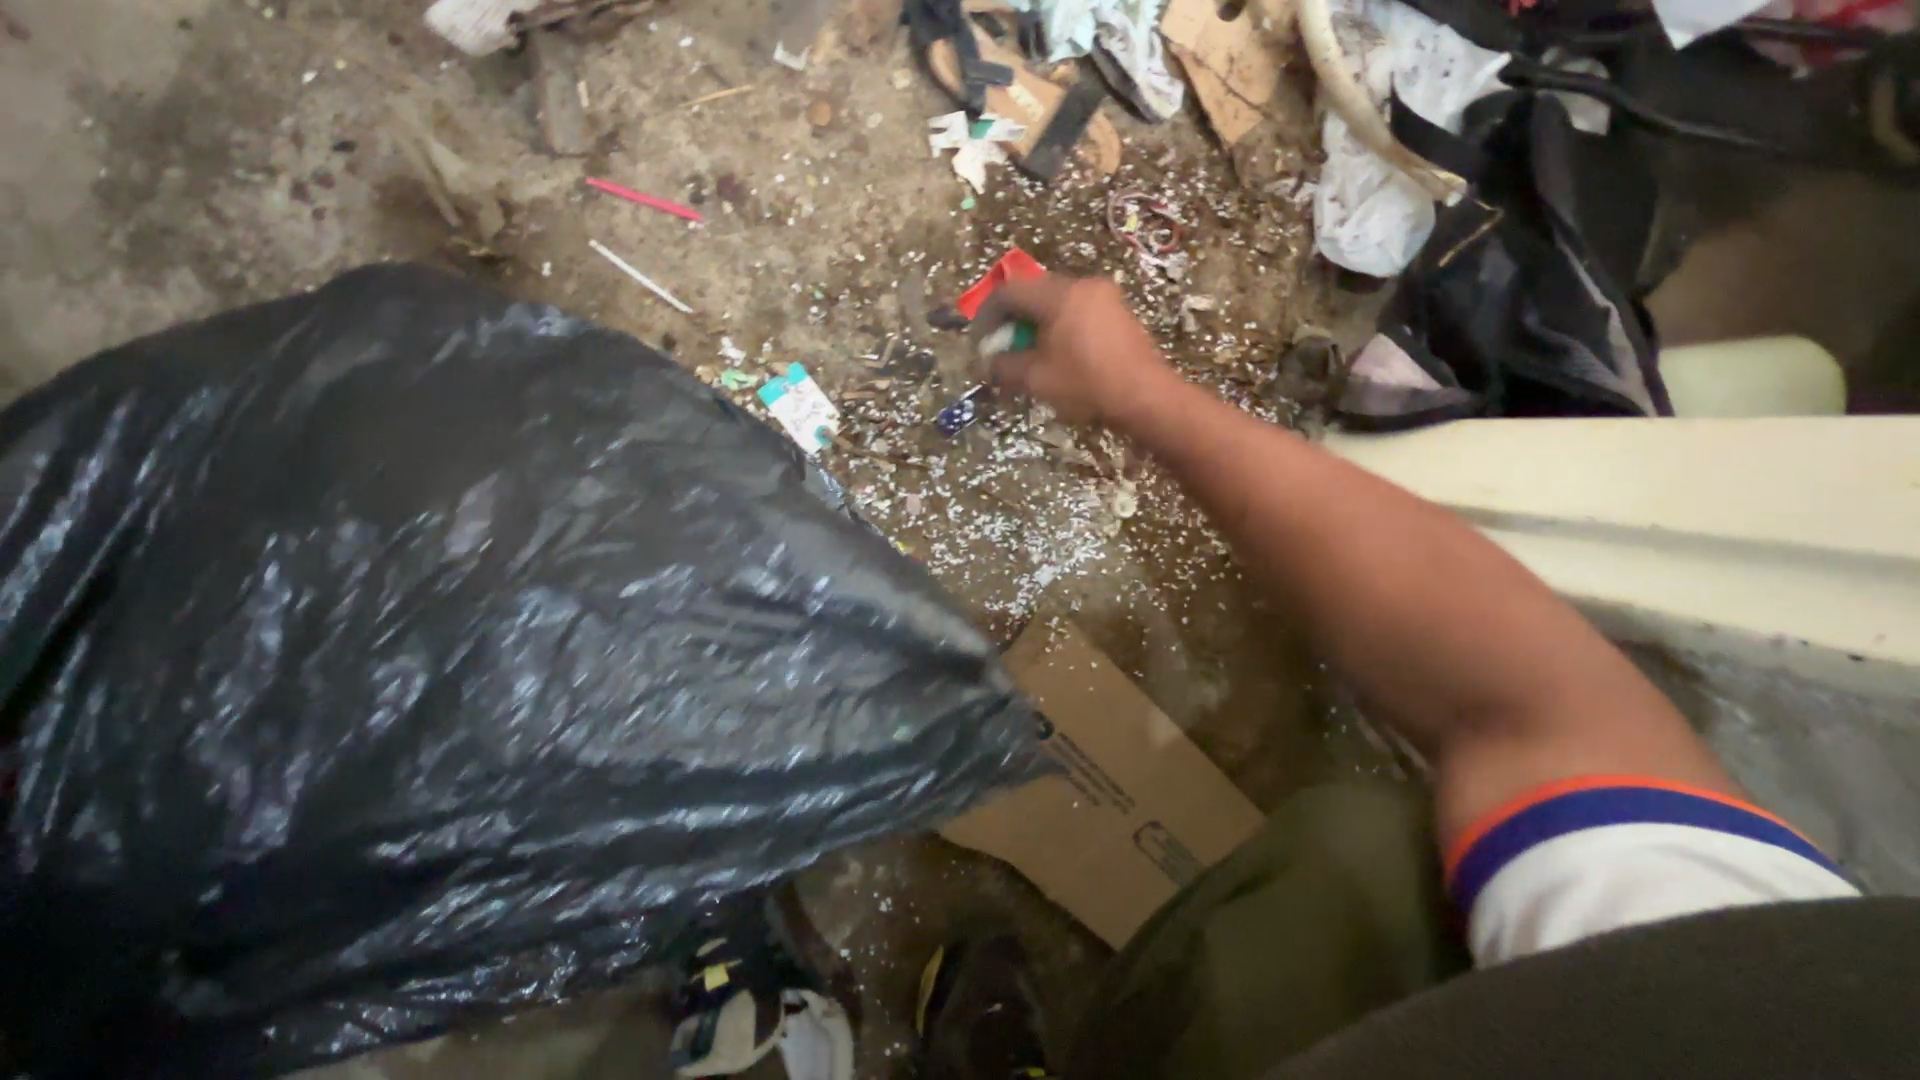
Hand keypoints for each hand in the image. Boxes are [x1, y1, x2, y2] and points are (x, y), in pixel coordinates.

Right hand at [973, 275, 1181, 428]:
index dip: (987, 315)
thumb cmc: (1087, 385)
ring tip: (1028, 354)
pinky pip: (1077, 310)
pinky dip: (1059, 326)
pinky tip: (1057, 354)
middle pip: (1033, 292)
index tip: (980, 340)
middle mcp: (1082, 285)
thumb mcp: (1036, 379)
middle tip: (1002, 347)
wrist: (1146, 397)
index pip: (1009, 291)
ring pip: (1056, 301)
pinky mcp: (1118, 312)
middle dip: (1012, 319)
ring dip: (1036, 323)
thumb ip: (1004, 367)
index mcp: (1059, 295)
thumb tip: (987, 364)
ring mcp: (1104, 296)